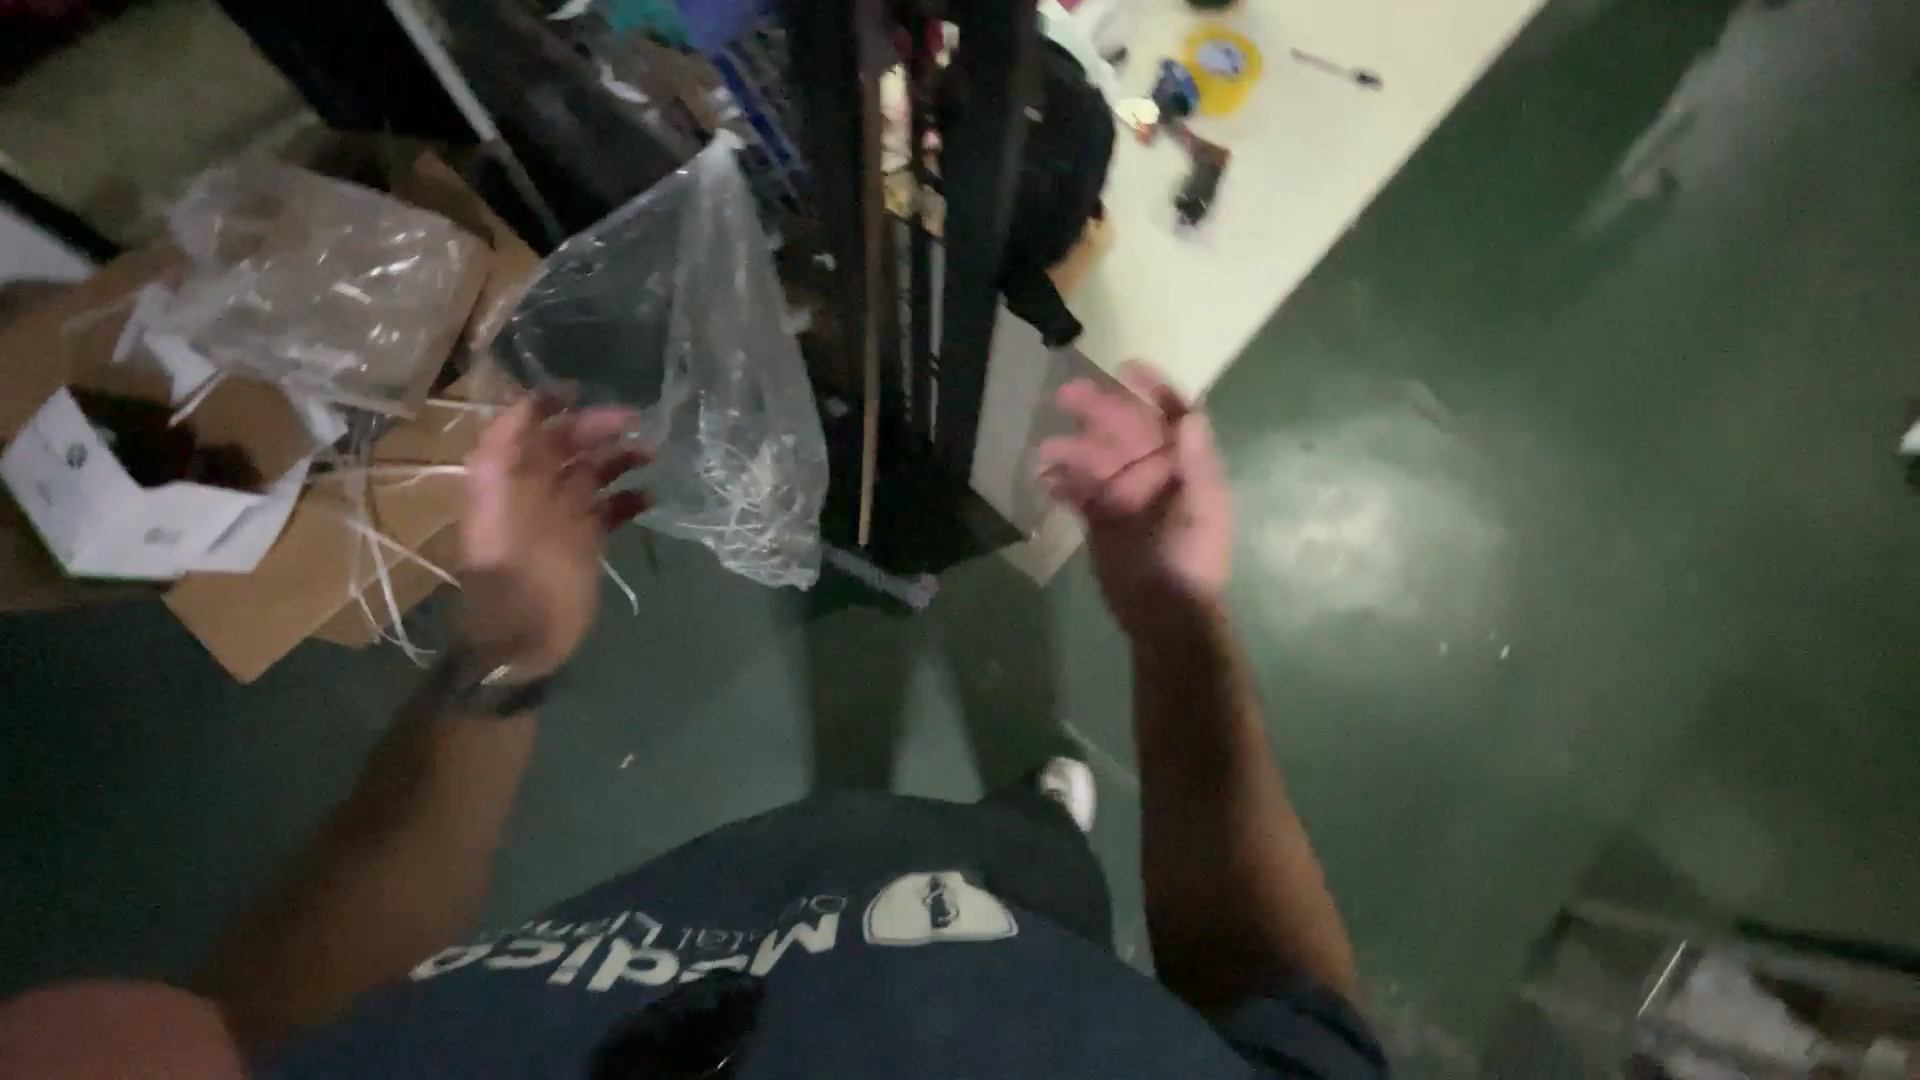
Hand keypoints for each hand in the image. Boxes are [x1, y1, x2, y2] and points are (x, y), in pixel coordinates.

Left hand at [458, 392, 650, 674]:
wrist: (523, 637)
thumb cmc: (511, 574)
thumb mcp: (497, 507)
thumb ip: (506, 455)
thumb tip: (532, 407)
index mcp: (504, 480)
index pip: (522, 429)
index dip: (544, 405)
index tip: (578, 389)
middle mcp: (533, 491)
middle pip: (564, 447)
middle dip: (595, 428)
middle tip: (634, 421)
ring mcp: (562, 516)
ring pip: (592, 474)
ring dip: (618, 459)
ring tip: (650, 454)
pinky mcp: (587, 541)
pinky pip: (611, 510)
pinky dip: (629, 501)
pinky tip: (649, 498)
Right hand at [1039, 362, 1230, 640]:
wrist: (1165, 614)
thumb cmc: (1190, 561)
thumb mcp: (1202, 510)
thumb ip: (1195, 462)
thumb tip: (1191, 415)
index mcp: (1183, 464)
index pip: (1172, 415)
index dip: (1154, 388)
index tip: (1126, 369)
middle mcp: (1152, 471)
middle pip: (1123, 429)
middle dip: (1096, 409)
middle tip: (1063, 395)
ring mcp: (1123, 493)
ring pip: (1093, 457)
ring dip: (1069, 448)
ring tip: (1045, 450)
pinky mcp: (1099, 517)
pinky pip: (1076, 490)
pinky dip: (1061, 482)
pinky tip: (1044, 479)